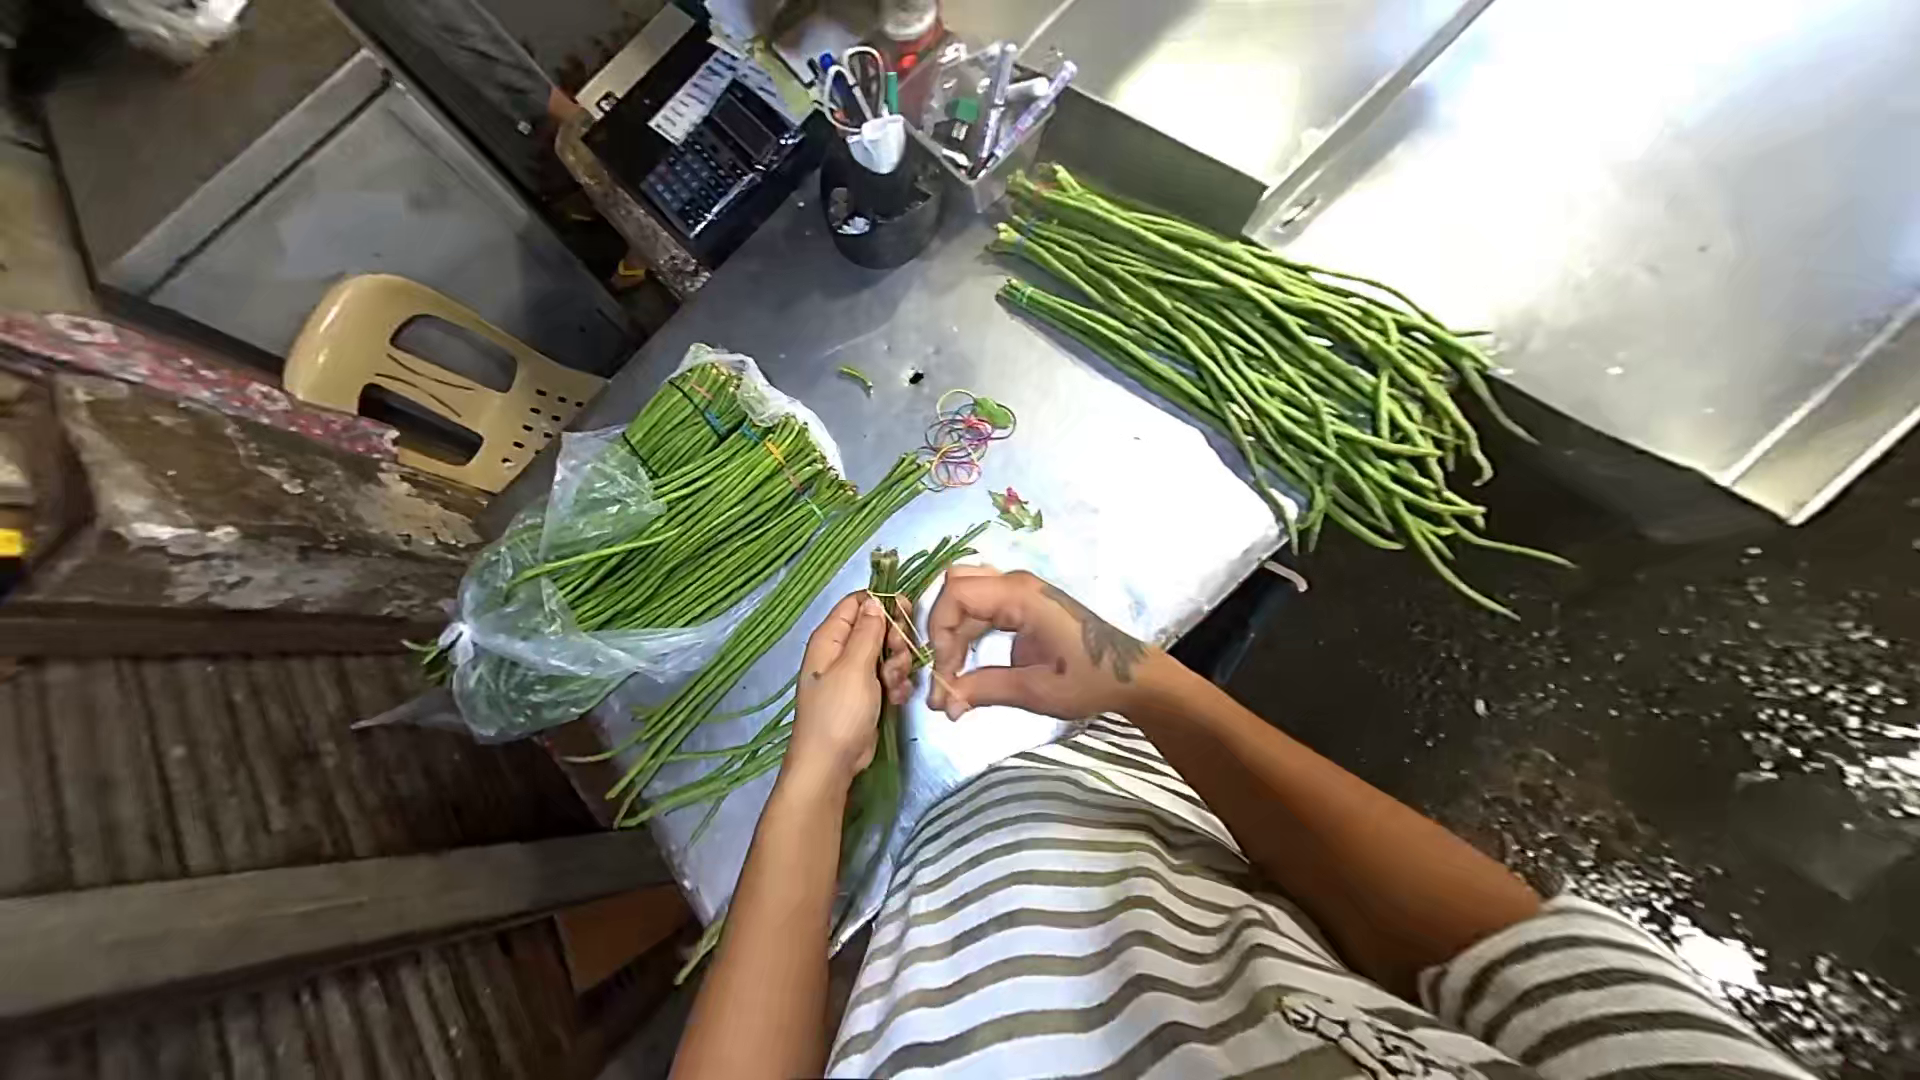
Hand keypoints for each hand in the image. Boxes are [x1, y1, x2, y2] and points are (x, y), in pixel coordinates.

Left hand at [789, 592, 906, 790]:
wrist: (831, 764)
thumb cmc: (839, 712)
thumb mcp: (855, 667)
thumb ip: (867, 631)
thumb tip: (875, 601)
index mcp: (830, 638)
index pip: (857, 603)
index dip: (882, 604)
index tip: (905, 612)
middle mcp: (840, 651)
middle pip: (877, 627)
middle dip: (894, 640)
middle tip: (897, 657)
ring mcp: (854, 674)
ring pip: (887, 653)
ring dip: (898, 666)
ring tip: (893, 685)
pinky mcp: (866, 693)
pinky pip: (888, 677)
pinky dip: (896, 685)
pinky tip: (896, 699)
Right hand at [926, 567, 1163, 720]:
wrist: (1129, 675)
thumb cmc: (1089, 679)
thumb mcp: (1035, 690)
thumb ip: (983, 690)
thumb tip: (943, 704)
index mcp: (1020, 596)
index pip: (956, 596)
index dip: (939, 633)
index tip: (943, 675)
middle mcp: (1015, 584)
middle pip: (956, 589)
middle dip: (942, 631)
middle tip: (944, 675)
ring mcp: (1019, 592)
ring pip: (965, 598)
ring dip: (952, 635)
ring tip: (951, 679)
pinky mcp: (1022, 605)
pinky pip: (980, 609)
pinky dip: (966, 634)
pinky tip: (966, 666)